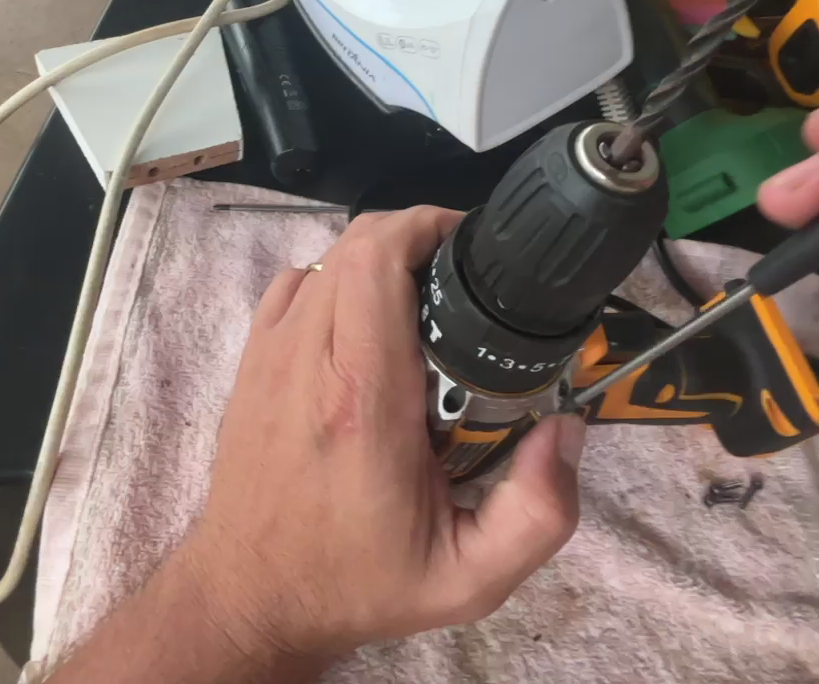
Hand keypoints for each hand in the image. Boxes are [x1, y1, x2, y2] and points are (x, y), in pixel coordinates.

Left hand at [176, 206, 583, 666]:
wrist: (252, 591)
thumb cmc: (357, 579)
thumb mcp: (468, 577)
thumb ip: (538, 511)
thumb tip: (567, 428)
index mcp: (365, 397)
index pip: (377, 262)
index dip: (423, 227)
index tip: (465, 241)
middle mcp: (309, 357)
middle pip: (355, 246)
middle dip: (410, 233)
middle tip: (455, 266)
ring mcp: (270, 351)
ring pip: (326, 258)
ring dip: (375, 255)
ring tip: (417, 291)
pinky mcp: (251, 357)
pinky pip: (294, 283)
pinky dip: (334, 278)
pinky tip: (361, 315)